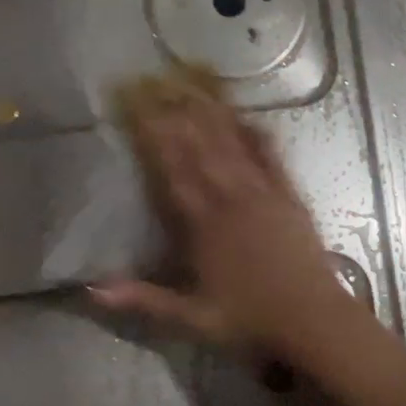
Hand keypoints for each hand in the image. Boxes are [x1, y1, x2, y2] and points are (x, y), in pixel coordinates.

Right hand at [89, 84, 348, 353]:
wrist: (313, 320)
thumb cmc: (249, 320)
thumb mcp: (191, 316)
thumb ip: (142, 298)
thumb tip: (92, 290)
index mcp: (205, 226)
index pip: (175, 174)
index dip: (158, 140)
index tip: (143, 112)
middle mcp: (232, 201)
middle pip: (203, 151)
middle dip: (182, 116)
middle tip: (165, 85)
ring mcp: (264, 195)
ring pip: (235, 147)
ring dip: (215, 117)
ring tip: (198, 88)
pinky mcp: (290, 198)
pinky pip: (272, 158)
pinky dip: (259, 136)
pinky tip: (249, 117)